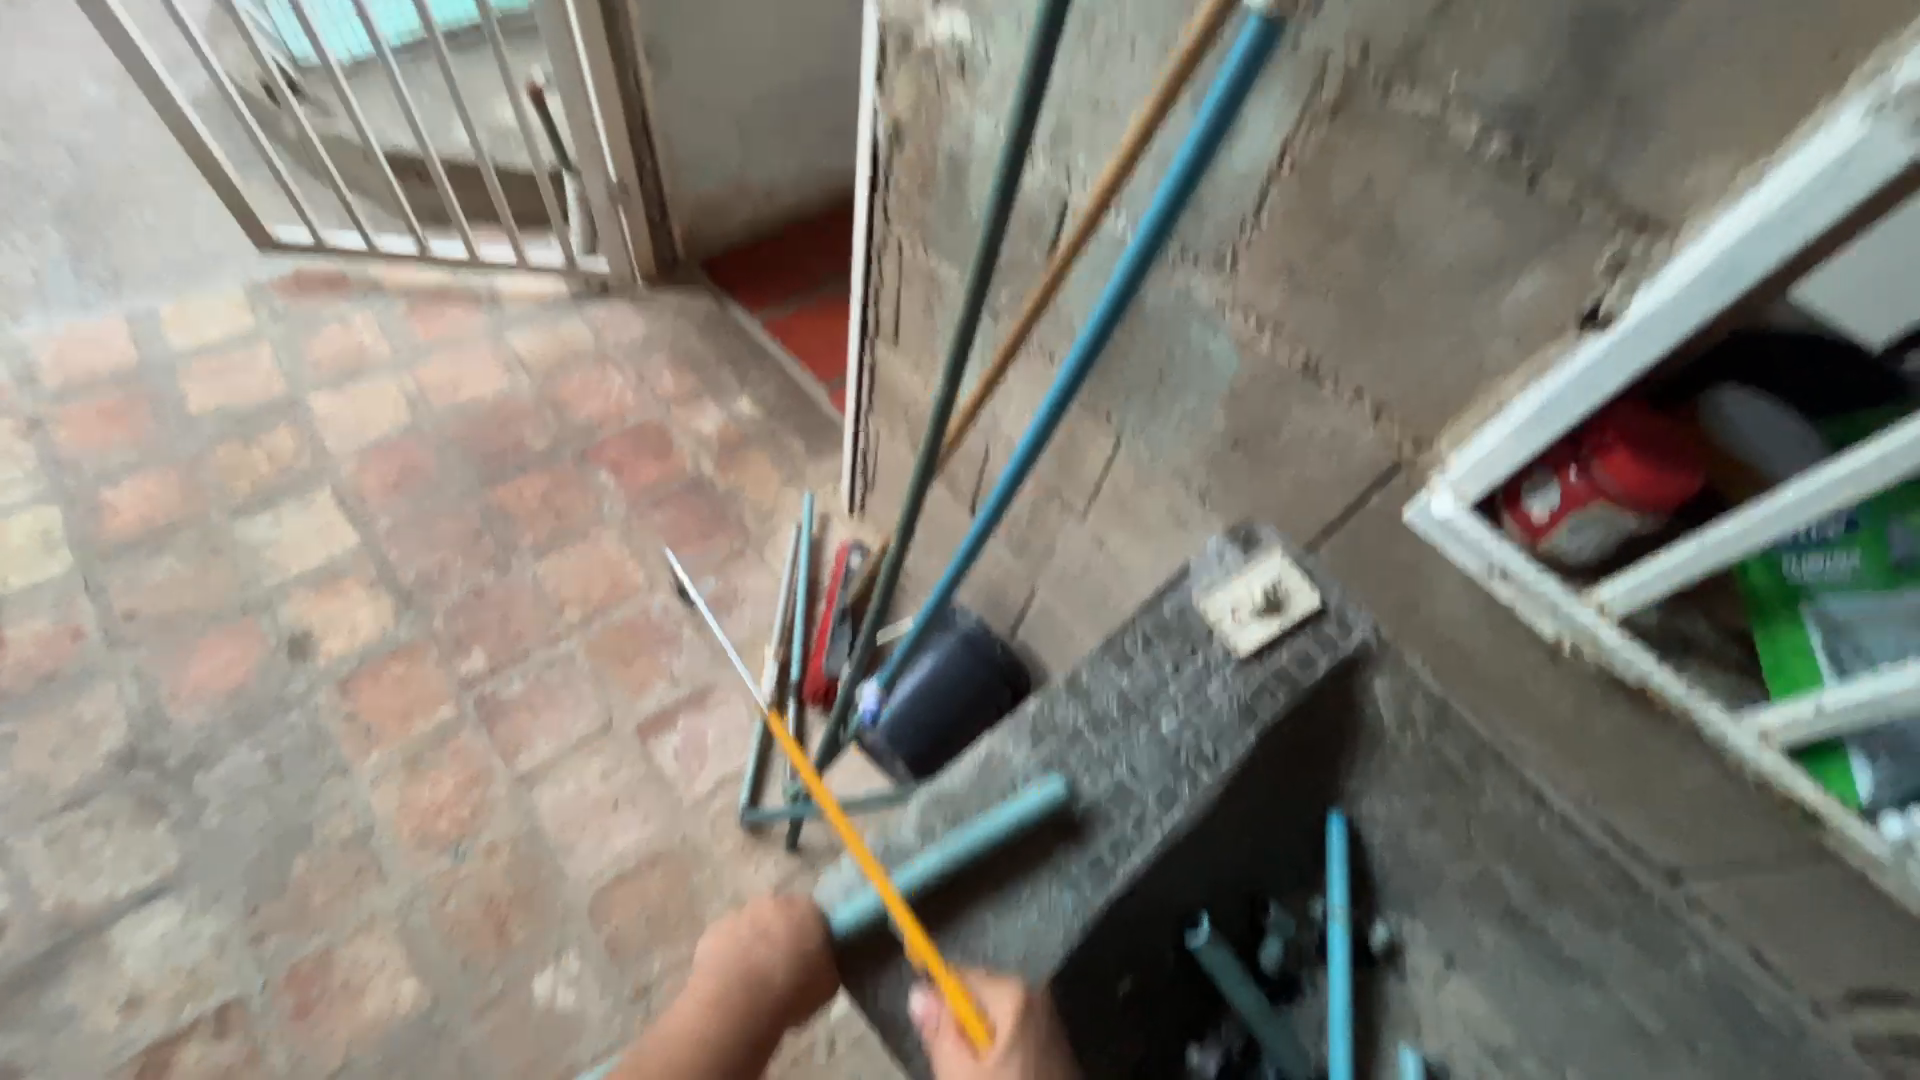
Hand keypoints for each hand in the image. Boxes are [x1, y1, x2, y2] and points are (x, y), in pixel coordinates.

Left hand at [686, 895, 838, 1034]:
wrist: (736, 1005)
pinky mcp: (713, 930)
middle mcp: (774, 901)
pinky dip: (730, 954)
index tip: (810, 959)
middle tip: (782, 968)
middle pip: (781, 915)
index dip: (812, 937)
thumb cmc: (790, 994)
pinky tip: (731, 981)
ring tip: (753, 980)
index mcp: (807, 908)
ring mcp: (740, 912)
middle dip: (782, 935)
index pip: (815, 915)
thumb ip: (827, 963)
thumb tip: (821, 961)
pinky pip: (727, 940)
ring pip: (752, 926)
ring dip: (754, 943)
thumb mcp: (828, 984)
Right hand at [910, 969, 1079, 1078]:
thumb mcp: (962, 1074)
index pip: (958, 975)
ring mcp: (1047, 1008)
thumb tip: (917, 992)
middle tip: (958, 1060)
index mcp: (1012, 991)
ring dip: (979, 1035)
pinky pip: (1012, 1023)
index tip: (930, 1031)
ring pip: (993, 1010)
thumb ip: (938, 1030)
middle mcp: (1034, 988)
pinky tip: (1000, 1069)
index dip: (938, 1000)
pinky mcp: (1053, 1028)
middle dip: (961, 1021)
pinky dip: (999, 1042)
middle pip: (977, 992)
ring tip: (979, 1069)